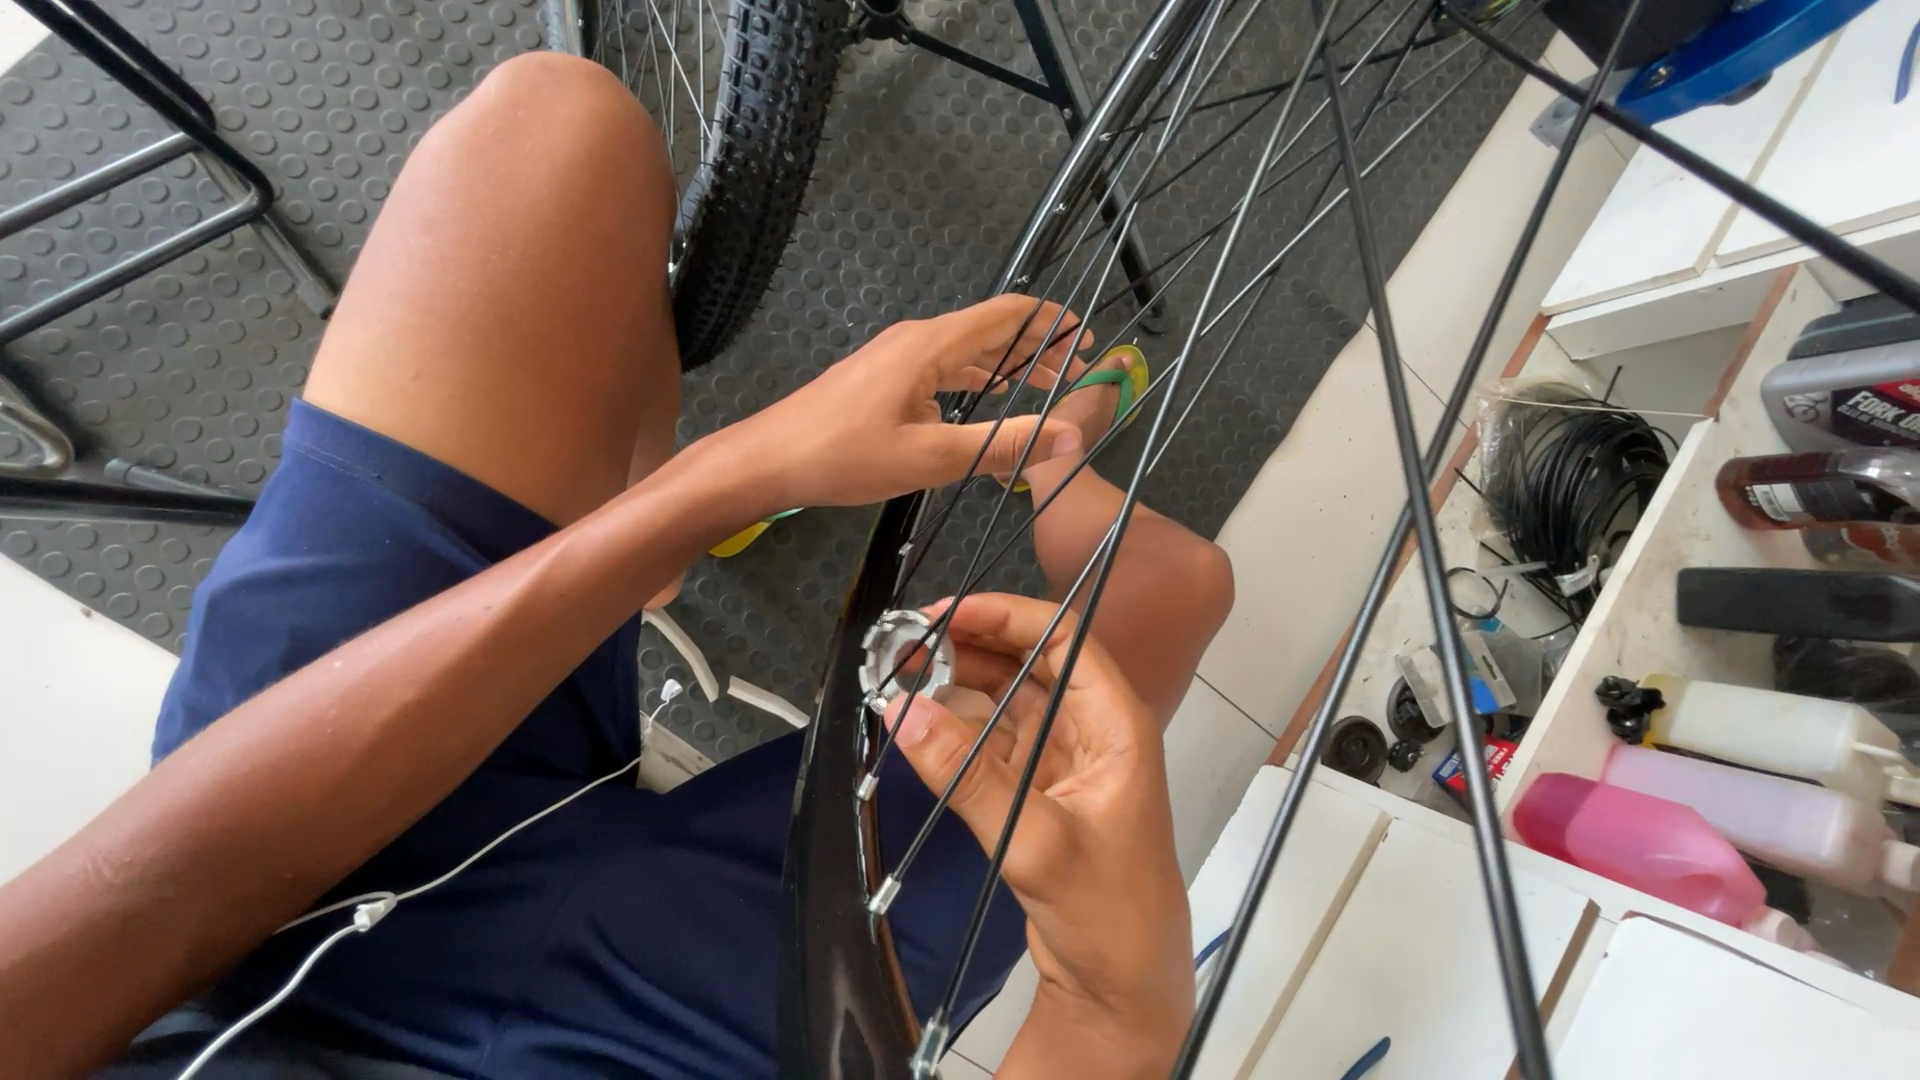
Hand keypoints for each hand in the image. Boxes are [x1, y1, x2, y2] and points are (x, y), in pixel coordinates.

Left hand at [718, 295, 1092, 511]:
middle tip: (1078, 369)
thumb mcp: (931, 457)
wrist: (769, 459)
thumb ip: (1000, 445)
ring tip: (1045, 385)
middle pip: (989, 329)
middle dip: (1037, 346)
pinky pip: (942, 367)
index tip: (1088, 337)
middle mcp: (915, 340)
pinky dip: (975, 378)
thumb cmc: (845, 455)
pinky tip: (986, 397)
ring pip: (965, 350)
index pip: (1006, 315)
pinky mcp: (882, 377)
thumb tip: (1068, 436)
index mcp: (930, 345)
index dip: (1052, 323)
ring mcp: (895, 356)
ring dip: (1007, 365)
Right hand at [885, 594, 1192, 1072]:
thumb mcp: (1037, 841)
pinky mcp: (1034, 784)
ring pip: (1007, 694)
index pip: (1064, 640)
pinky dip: (956, 722)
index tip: (946, 614)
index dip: (1007, 616)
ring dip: (958, 678)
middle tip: (906, 639)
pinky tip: (919, 714)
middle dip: (971, 643)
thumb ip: (967, 776)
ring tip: (902, 668)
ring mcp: (1060, 755)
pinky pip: (991, 735)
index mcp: (1115, 722)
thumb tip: (900, 710)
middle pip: (1029, 660)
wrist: (1120, 988)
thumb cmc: (1107, 911)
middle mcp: (1090, 726)